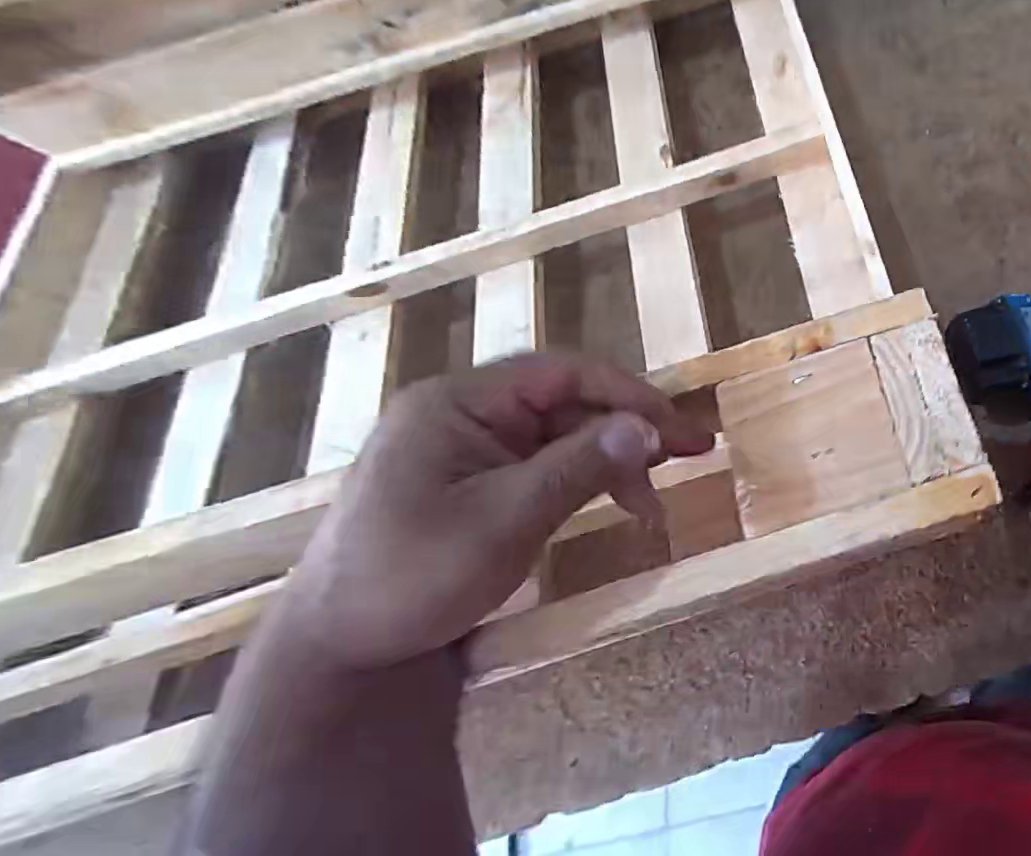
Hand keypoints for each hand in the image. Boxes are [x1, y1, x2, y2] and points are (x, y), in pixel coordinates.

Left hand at [285, 352, 714, 668]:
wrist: (340, 657)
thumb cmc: (411, 580)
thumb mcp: (504, 521)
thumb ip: (579, 466)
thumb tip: (649, 427)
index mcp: (459, 402)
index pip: (564, 373)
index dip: (628, 393)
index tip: (677, 427)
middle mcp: (469, 411)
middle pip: (570, 401)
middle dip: (630, 427)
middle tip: (691, 451)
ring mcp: (476, 444)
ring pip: (567, 432)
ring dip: (615, 458)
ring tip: (654, 497)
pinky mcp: (483, 477)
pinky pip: (551, 461)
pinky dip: (591, 478)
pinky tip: (621, 501)